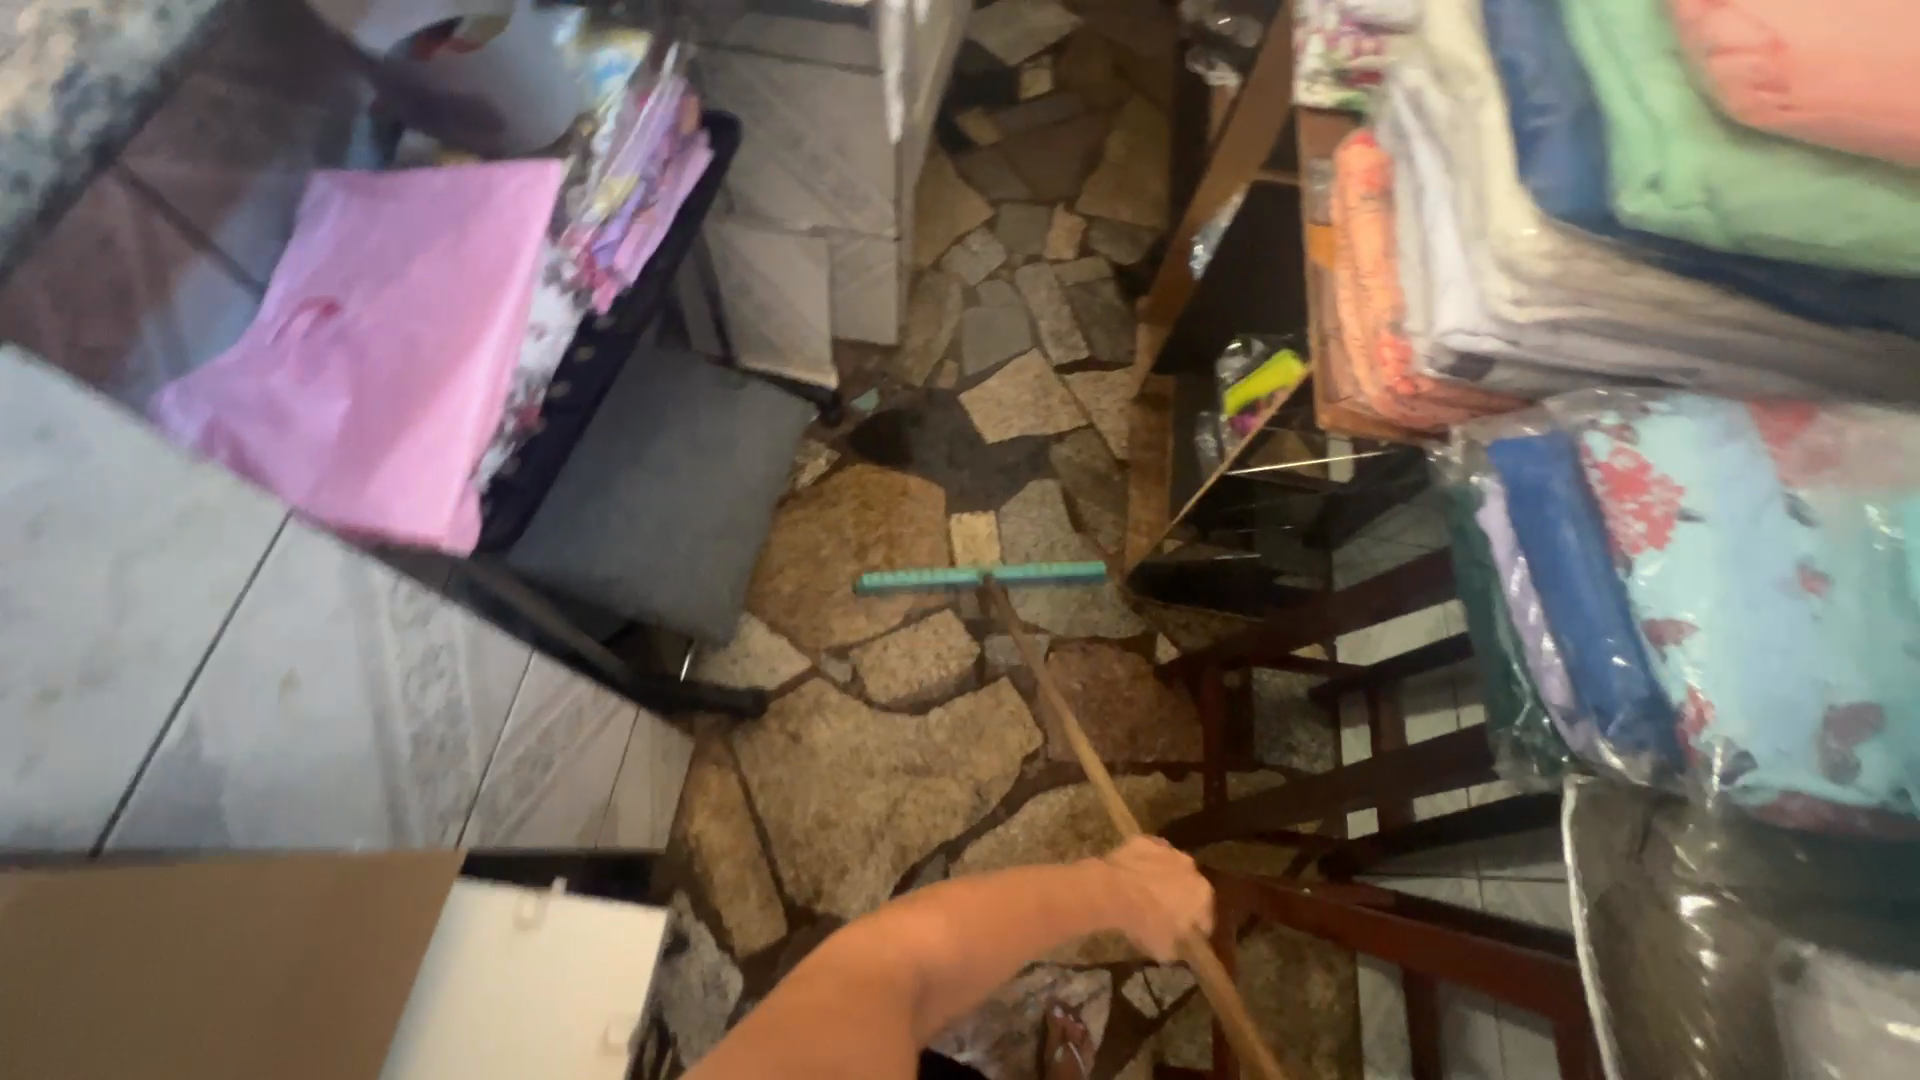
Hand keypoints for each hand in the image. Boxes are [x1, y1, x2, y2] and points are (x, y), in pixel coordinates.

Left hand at [1093, 837, 1213, 962]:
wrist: (1113, 891)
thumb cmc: (1144, 923)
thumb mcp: (1165, 949)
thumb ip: (1177, 946)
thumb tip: (1175, 945)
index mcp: (1203, 896)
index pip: (1205, 918)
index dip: (1195, 929)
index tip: (1184, 937)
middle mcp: (1191, 868)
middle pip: (1190, 887)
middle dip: (1181, 899)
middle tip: (1165, 913)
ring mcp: (1168, 850)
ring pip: (1171, 867)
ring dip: (1164, 877)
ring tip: (1147, 892)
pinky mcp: (1145, 839)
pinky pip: (1150, 854)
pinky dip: (1145, 862)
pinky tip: (1133, 874)